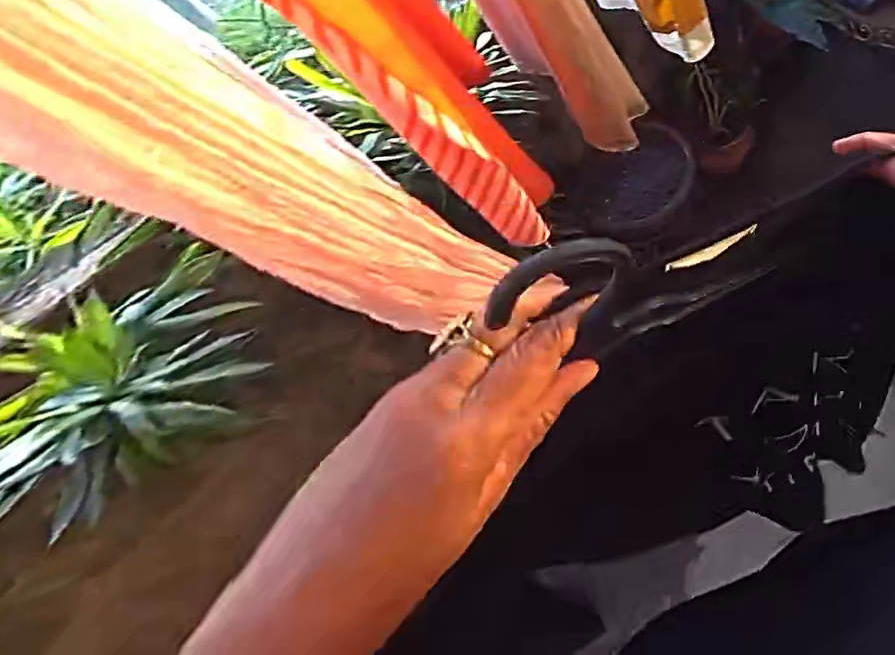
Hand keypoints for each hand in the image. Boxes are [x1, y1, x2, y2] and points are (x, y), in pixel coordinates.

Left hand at [186, 288, 598, 653]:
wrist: (298, 600)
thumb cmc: (407, 562)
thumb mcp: (488, 494)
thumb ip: (536, 422)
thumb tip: (582, 371)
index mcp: (466, 433)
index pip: (531, 354)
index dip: (567, 321)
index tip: (596, 300)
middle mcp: (430, 399)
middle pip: (498, 330)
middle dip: (538, 305)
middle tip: (576, 295)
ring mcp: (400, 396)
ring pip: (472, 341)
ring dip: (512, 326)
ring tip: (548, 325)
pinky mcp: (382, 402)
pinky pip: (449, 361)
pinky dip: (484, 350)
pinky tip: (502, 362)